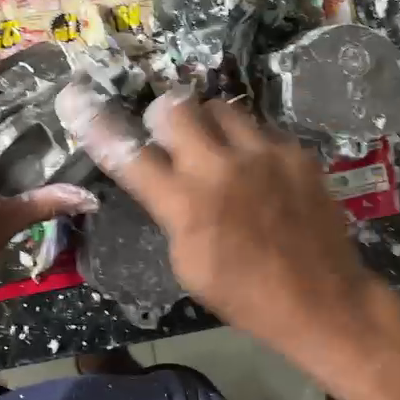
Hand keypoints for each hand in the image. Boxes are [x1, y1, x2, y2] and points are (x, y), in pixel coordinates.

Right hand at [56, 83, 365, 343]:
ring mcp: (263, 154)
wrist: (324, 302)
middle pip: (175, 107)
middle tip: (170, 134)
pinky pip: (258, 127)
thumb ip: (168, 208)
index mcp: (185, 205)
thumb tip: (159, 174)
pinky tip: (257, 170)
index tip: (74, 97)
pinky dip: (247, 142)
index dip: (97, 124)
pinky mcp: (295, 151)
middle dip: (164, 115)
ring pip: (220, 107)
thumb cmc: (245, 294)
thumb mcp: (186, 261)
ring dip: (209, 123)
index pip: (128, 154)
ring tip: (218, 149)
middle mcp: (220, 168)